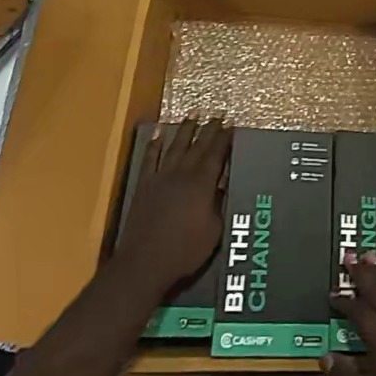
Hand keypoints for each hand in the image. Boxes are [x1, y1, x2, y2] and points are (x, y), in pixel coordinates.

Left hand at [111, 118, 231, 293]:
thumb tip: (223, 184)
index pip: (216, 155)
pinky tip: (158, 131)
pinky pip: (150, 157)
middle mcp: (181, 174)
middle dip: (209, 129)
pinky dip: (154, 143)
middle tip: (217, 115)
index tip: (231, 125)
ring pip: (175, 146)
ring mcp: (160, 176)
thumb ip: (219, 204)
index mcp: (201, 185)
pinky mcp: (144, 183)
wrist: (145, 261)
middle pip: (197, 146)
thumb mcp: (213, 231)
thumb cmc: (185, 251)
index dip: (224, 140)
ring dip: (185, 129)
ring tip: (193, 114)